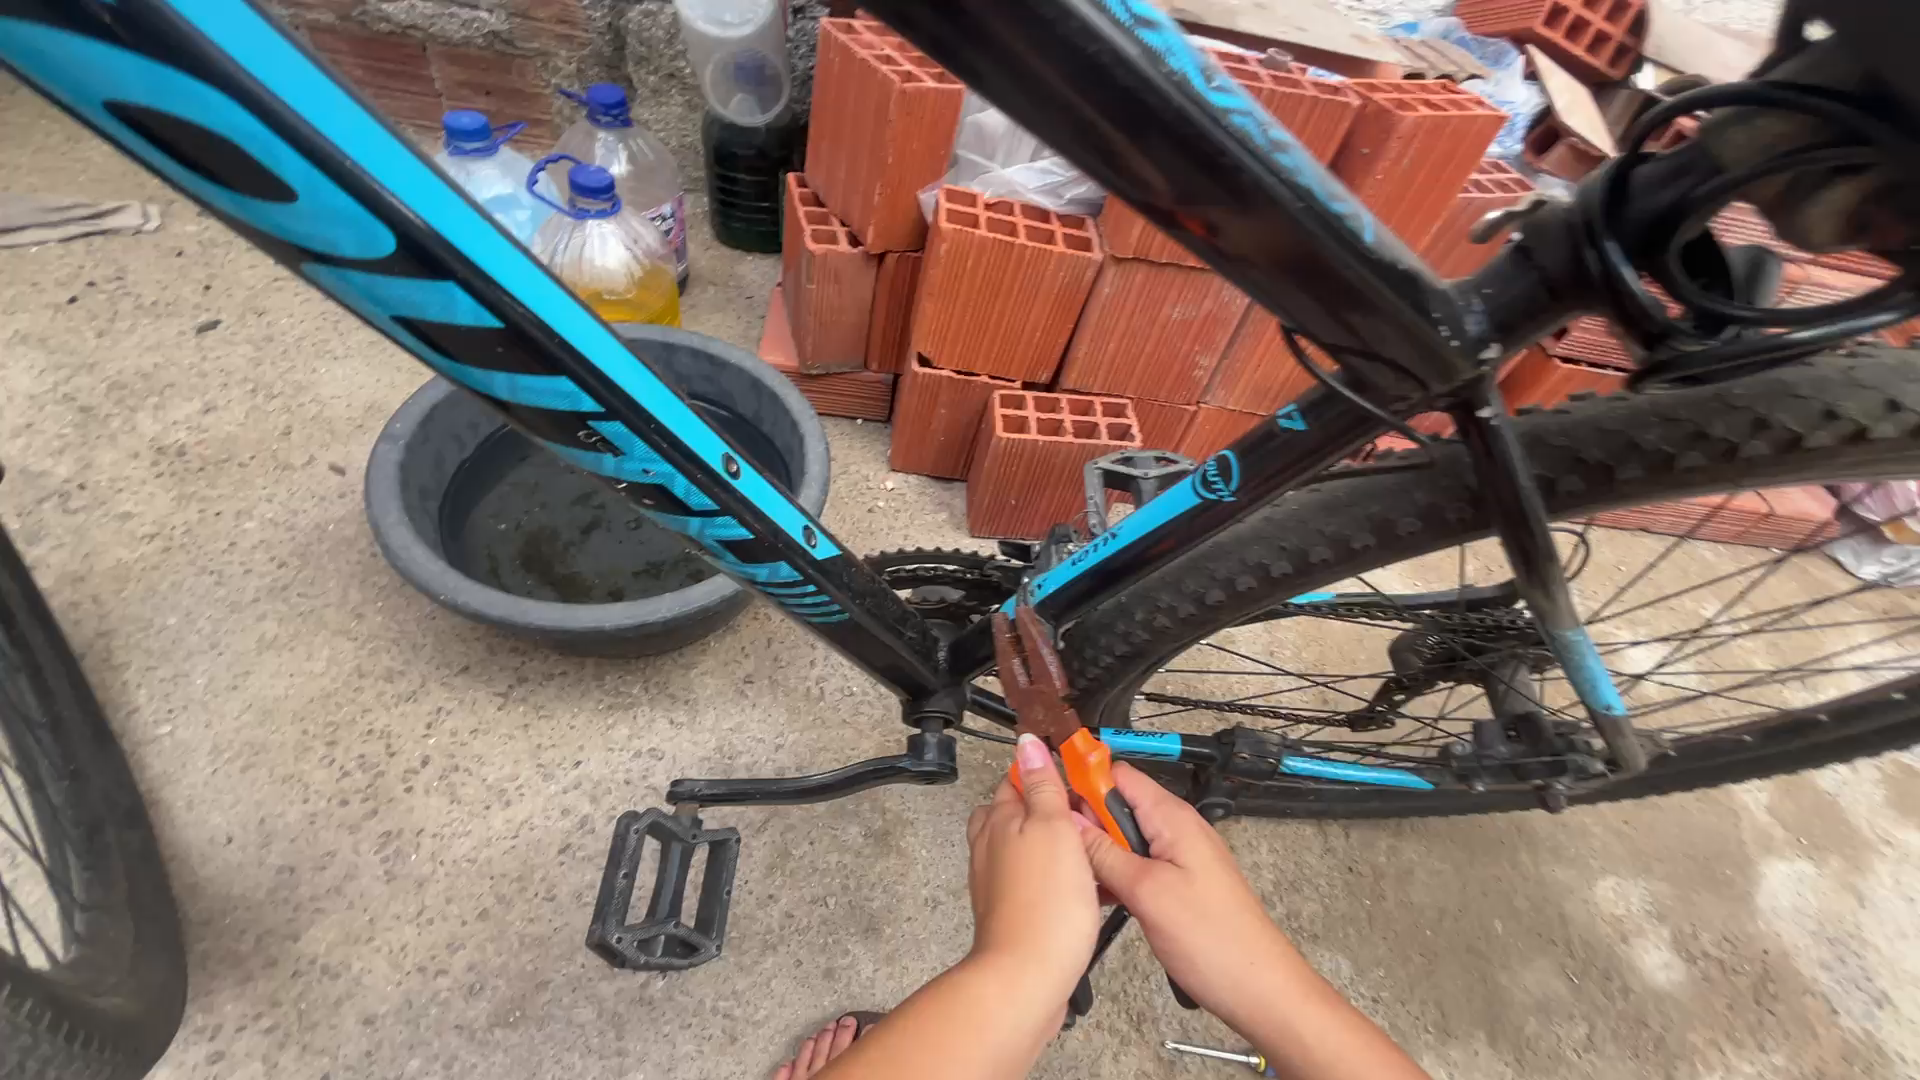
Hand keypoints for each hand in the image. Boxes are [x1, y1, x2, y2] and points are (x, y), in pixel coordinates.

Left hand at [964, 734, 1102, 1004]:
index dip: (1042, 772)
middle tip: (1081, 815)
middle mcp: (990, 846)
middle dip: (1044, 808)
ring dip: (1049, 845)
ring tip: (1084, 852)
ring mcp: (996, 881)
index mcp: (999, 819)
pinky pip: (1030, 882)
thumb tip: (1028, 743)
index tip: (1072, 776)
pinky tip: (1075, 890)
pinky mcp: (1010, 911)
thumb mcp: (1053, 827)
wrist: (1027, 978)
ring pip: (1022, 847)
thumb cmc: (1044, 903)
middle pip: (1014, 812)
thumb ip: (1042, 785)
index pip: (1015, 778)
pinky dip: (1049, 878)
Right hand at [1078, 763, 1297, 1029]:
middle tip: (1060, 847)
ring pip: (1125, 835)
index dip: (1082, 780)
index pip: (1117, 774)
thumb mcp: (1146, 892)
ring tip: (1074, 874)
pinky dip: (1116, 871)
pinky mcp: (1178, 880)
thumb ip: (1103, 852)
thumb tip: (1067, 819)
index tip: (1051, 798)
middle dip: (1087, 819)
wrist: (1262, 992)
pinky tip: (1099, 894)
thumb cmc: (1213, 940)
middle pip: (1118, 803)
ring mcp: (1179, 854)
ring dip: (1099, 849)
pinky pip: (1138, 861)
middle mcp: (1176, 826)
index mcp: (1171, 816)